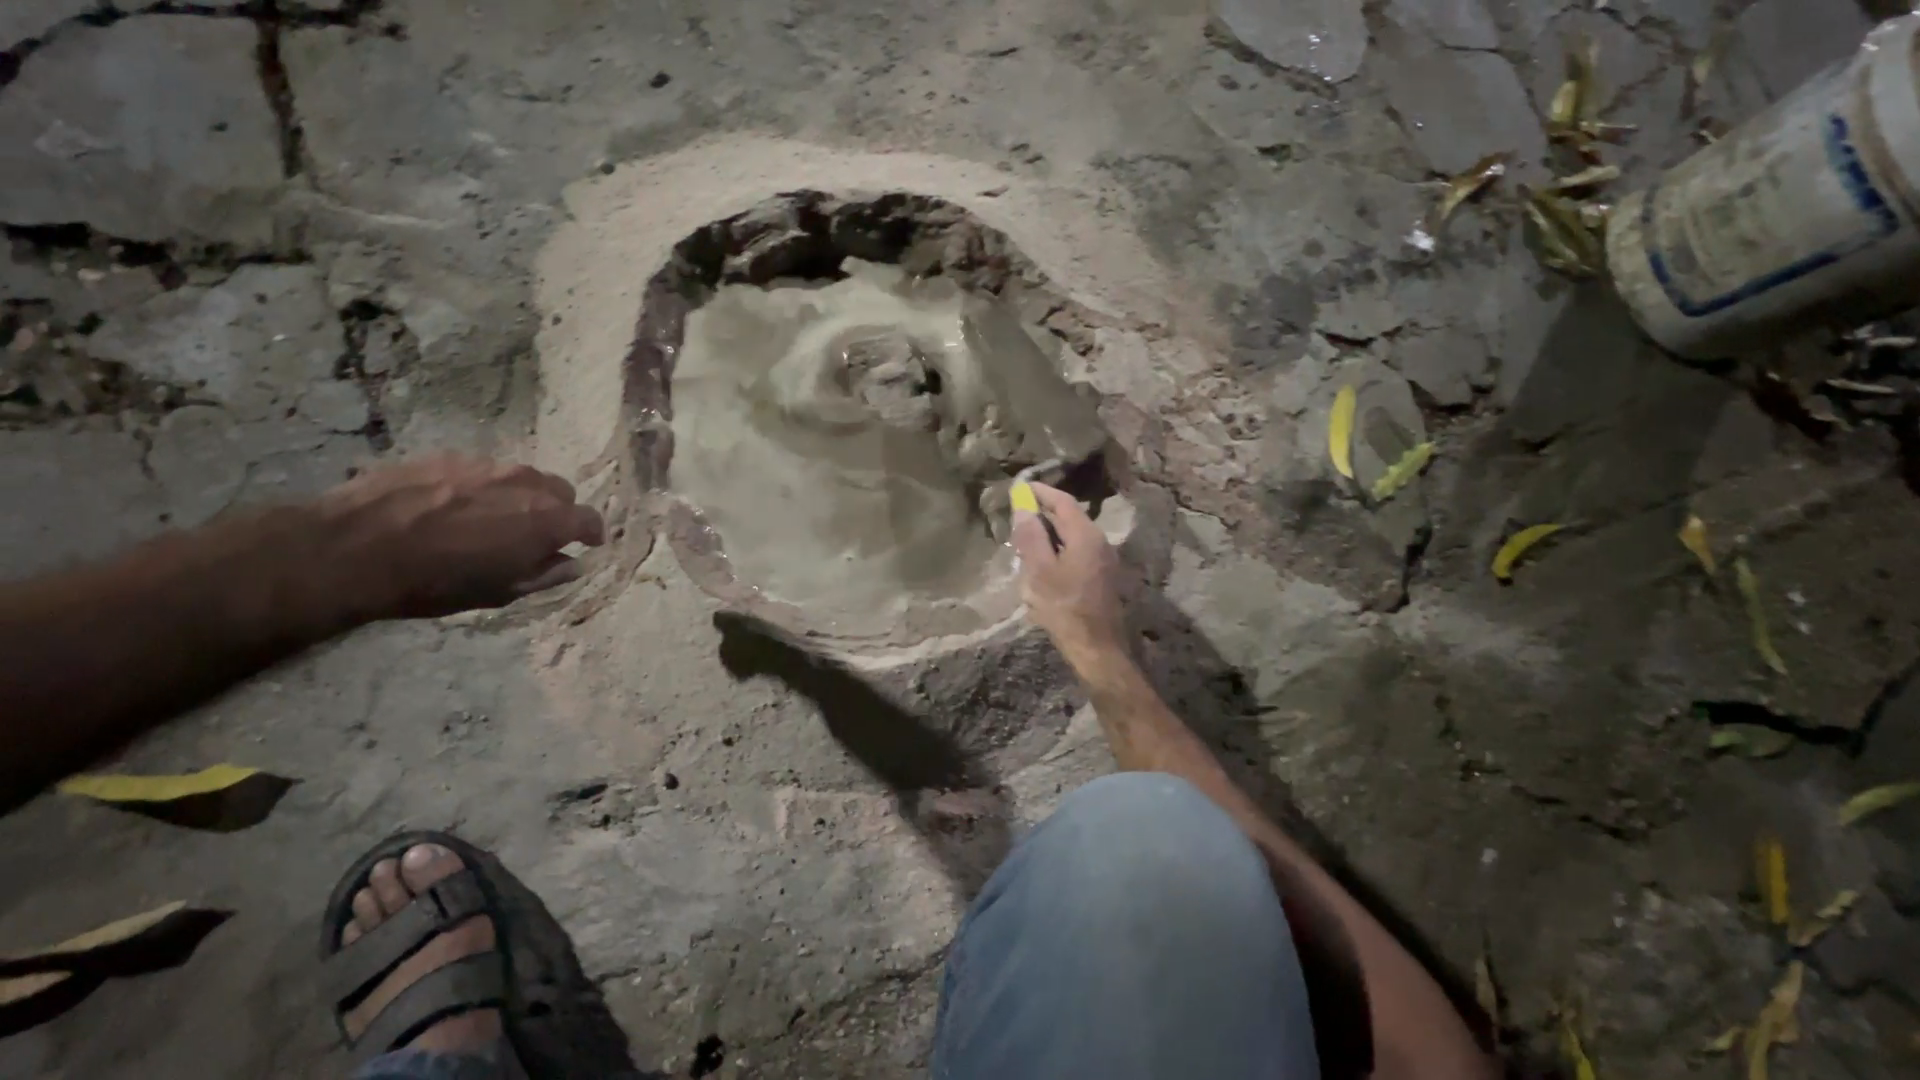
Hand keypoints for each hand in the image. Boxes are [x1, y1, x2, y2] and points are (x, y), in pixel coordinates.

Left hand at [314, 456, 605, 619]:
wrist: (354, 548)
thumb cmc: (435, 583)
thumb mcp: (498, 591)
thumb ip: (544, 575)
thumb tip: (573, 564)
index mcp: (545, 520)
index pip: (588, 518)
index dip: (592, 532)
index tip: (588, 543)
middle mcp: (524, 483)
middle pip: (559, 490)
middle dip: (558, 511)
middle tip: (537, 534)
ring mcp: (485, 464)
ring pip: (521, 476)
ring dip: (520, 495)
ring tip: (493, 518)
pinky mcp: (448, 456)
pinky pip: (482, 470)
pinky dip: (482, 487)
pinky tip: (454, 507)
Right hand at [1010, 482, 1126, 663]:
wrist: (1097, 649)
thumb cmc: (1064, 609)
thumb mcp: (1039, 571)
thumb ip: (1030, 536)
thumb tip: (1023, 506)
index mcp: (1086, 536)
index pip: (1062, 502)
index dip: (1041, 492)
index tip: (1020, 487)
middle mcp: (1100, 542)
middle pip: (1070, 518)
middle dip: (1043, 513)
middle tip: (1018, 514)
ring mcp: (1104, 561)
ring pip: (1073, 537)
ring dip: (1050, 534)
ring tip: (1025, 541)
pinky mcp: (1102, 578)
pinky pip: (1077, 553)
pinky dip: (1058, 550)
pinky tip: (1043, 565)